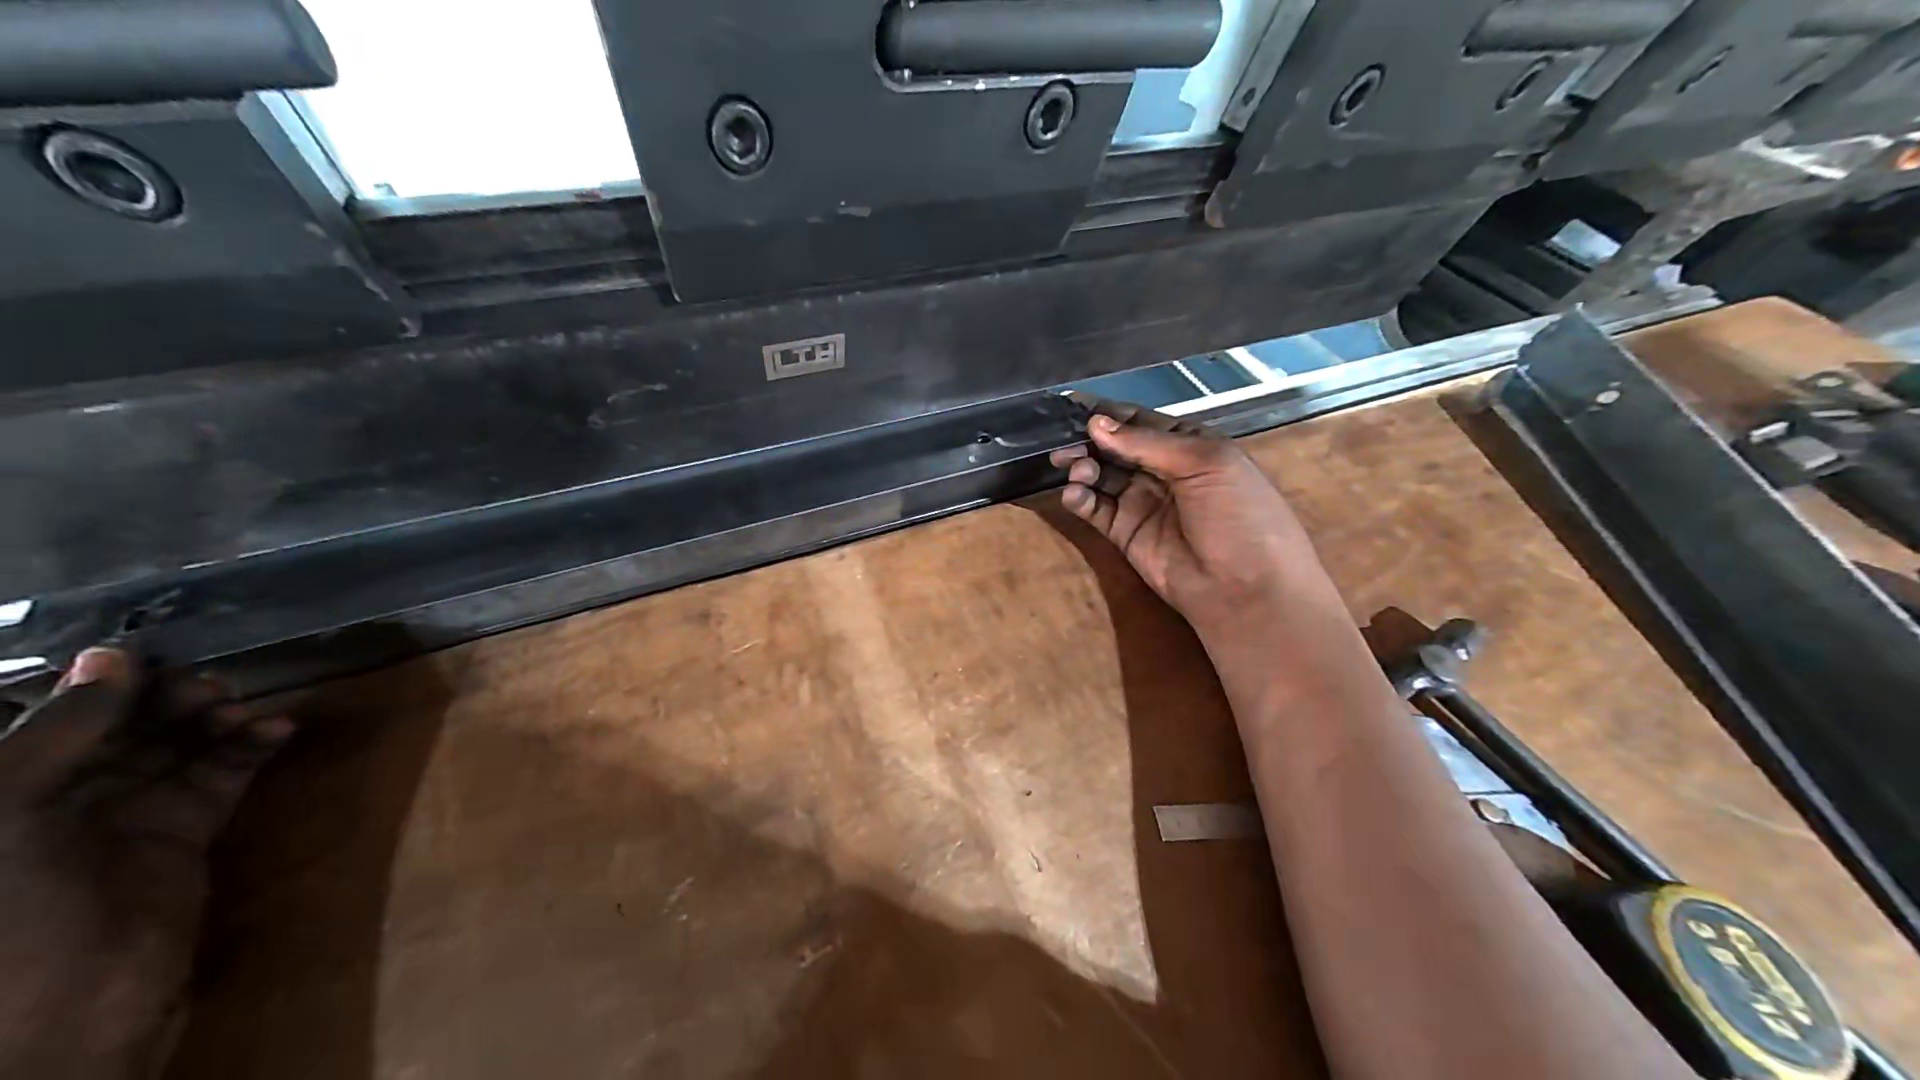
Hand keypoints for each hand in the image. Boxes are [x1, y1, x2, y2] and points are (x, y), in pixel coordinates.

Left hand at [0, 649, 293, 1079]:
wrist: (57, 1009)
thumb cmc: (1, 905)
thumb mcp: (6, 807)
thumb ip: (61, 732)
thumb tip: (114, 658)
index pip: (45, 722)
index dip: (94, 687)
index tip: (147, 655)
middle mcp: (48, 803)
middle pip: (116, 733)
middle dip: (163, 702)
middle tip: (211, 681)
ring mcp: (117, 822)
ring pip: (173, 752)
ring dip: (213, 722)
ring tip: (243, 703)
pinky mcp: (180, 837)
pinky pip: (218, 781)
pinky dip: (249, 751)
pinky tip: (275, 730)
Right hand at [1050, 397, 1339, 639]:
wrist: (1246, 588)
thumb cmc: (1238, 514)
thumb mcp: (1204, 463)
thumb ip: (1146, 442)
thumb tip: (1096, 423)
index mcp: (1187, 444)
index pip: (1137, 421)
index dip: (1106, 414)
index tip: (1070, 405)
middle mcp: (1161, 469)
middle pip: (1113, 447)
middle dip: (1087, 442)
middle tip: (1064, 446)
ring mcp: (1141, 502)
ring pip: (1101, 475)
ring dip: (1083, 468)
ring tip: (1076, 471)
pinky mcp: (1125, 533)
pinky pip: (1096, 509)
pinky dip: (1080, 499)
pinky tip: (1075, 495)